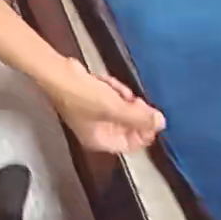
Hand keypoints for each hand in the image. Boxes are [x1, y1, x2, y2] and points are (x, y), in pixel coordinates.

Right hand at [43, 59, 164, 152]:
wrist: (59, 74)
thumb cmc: (83, 96)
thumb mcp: (117, 108)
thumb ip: (141, 118)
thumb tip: (161, 123)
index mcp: (100, 141)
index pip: (132, 145)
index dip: (145, 132)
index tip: (153, 118)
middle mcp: (96, 131)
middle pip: (128, 127)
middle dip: (133, 111)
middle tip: (136, 100)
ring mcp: (93, 115)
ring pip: (121, 110)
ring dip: (123, 98)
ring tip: (116, 89)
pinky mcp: (91, 100)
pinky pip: (111, 99)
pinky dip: (113, 90)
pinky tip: (106, 83)